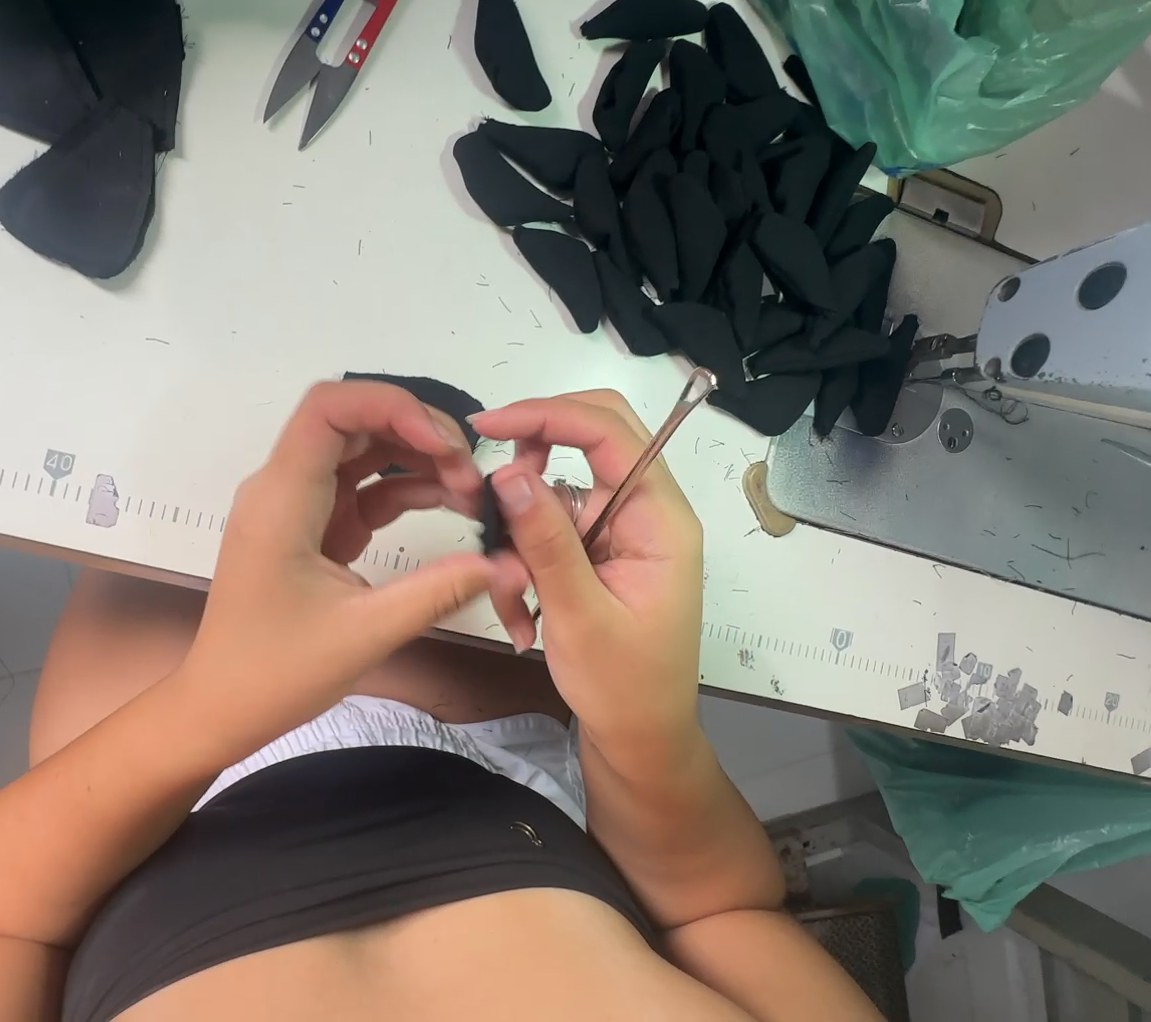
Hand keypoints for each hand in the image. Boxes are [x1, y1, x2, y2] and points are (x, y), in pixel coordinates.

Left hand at [177, 380, 496, 747]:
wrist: (222, 707)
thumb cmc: (276, 673)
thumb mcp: (365, 633)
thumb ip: (438, 591)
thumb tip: (506, 564)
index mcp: (282, 499)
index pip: (329, 408)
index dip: (391, 405)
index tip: (445, 443)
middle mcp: (285, 487)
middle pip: (354, 423)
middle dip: (418, 433)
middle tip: (472, 473)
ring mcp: (300, 505)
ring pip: (363, 453)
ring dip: (418, 461)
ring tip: (471, 491)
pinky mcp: (315, 527)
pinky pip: (364, 489)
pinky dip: (406, 490)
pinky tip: (450, 504)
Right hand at [473, 390, 703, 746]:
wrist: (640, 736)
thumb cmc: (624, 686)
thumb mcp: (579, 615)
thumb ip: (546, 541)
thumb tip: (508, 473)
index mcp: (661, 518)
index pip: (611, 431)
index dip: (549, 415)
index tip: (489, 427)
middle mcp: (645, 509)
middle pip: (592, 436)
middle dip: (535, 449)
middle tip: (489, 482)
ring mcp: (620, 527)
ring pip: (558, 487)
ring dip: (521, 533)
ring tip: (513, 597)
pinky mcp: (598, 547)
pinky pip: (550, 527)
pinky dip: (524, 559)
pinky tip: (522, 611)